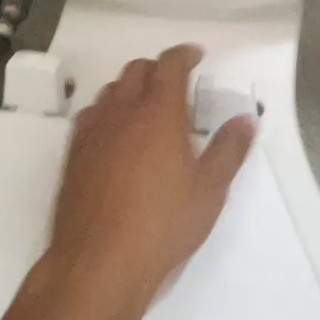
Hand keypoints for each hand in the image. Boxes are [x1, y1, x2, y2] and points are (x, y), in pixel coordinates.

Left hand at [45, 43, 255, 294]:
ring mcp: (93, 131)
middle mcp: (122, 111)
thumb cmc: (162, 225)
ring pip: (111, 90)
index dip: (184, 55)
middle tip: (176, 85)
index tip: (196, 56)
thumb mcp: (210, 190)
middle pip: (137, 70)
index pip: (170, 64)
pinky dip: (107, 112)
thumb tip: (246, 120)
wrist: (97, 264)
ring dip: (131, 88)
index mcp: (159, 112)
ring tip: (147, 108)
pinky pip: (90, 116)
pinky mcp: (73, 154)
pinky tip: (115, 135)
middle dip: (158, 69)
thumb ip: (229, 149)